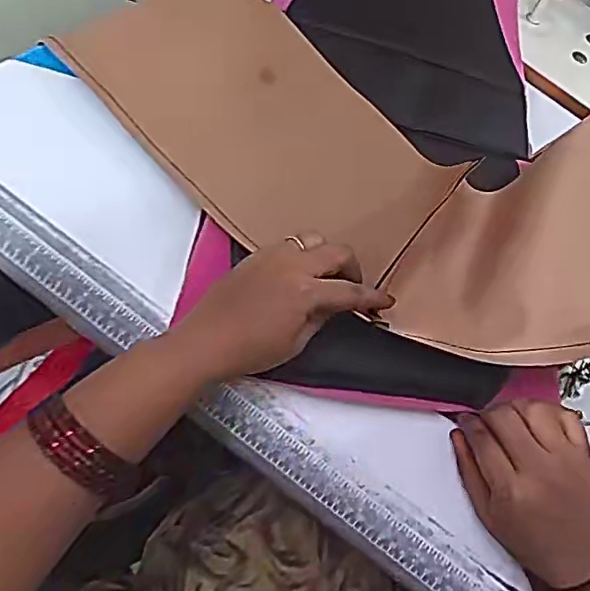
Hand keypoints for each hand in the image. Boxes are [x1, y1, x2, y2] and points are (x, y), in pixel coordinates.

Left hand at [164, 232, 392, 383]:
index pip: (350, 291)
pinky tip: (297, 274)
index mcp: (305, 292)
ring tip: (325, 277)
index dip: (371, 297)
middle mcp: (292, 265)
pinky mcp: (255, 256)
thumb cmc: (250, 350)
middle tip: (354, 287)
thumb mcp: (295, 342)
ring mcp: (272, 256)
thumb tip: (333, 306)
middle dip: (353, 269)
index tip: (385, 301)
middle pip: (337, 252)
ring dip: (326, 255)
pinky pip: (289, 244)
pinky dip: (302, 254)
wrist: (204, 342)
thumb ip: (320, 318)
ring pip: (313, 240)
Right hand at [452, 402, 589, 589]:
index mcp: (512, 490)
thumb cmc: (533, 540)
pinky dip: (548, 410)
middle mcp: (540, 470)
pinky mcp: (583, 453)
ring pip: (534, 408)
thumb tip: (460, 436)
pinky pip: (565, 414)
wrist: (575, 556)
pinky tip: (537, 420)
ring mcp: (565, 458)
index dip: (469, 423)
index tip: (466, 421)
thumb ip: (469, 471)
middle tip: (486, 421)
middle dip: (488, 413)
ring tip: (511, 419)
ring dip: (516, 407)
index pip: (482, 438)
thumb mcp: (487, 514)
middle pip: (505, 416)